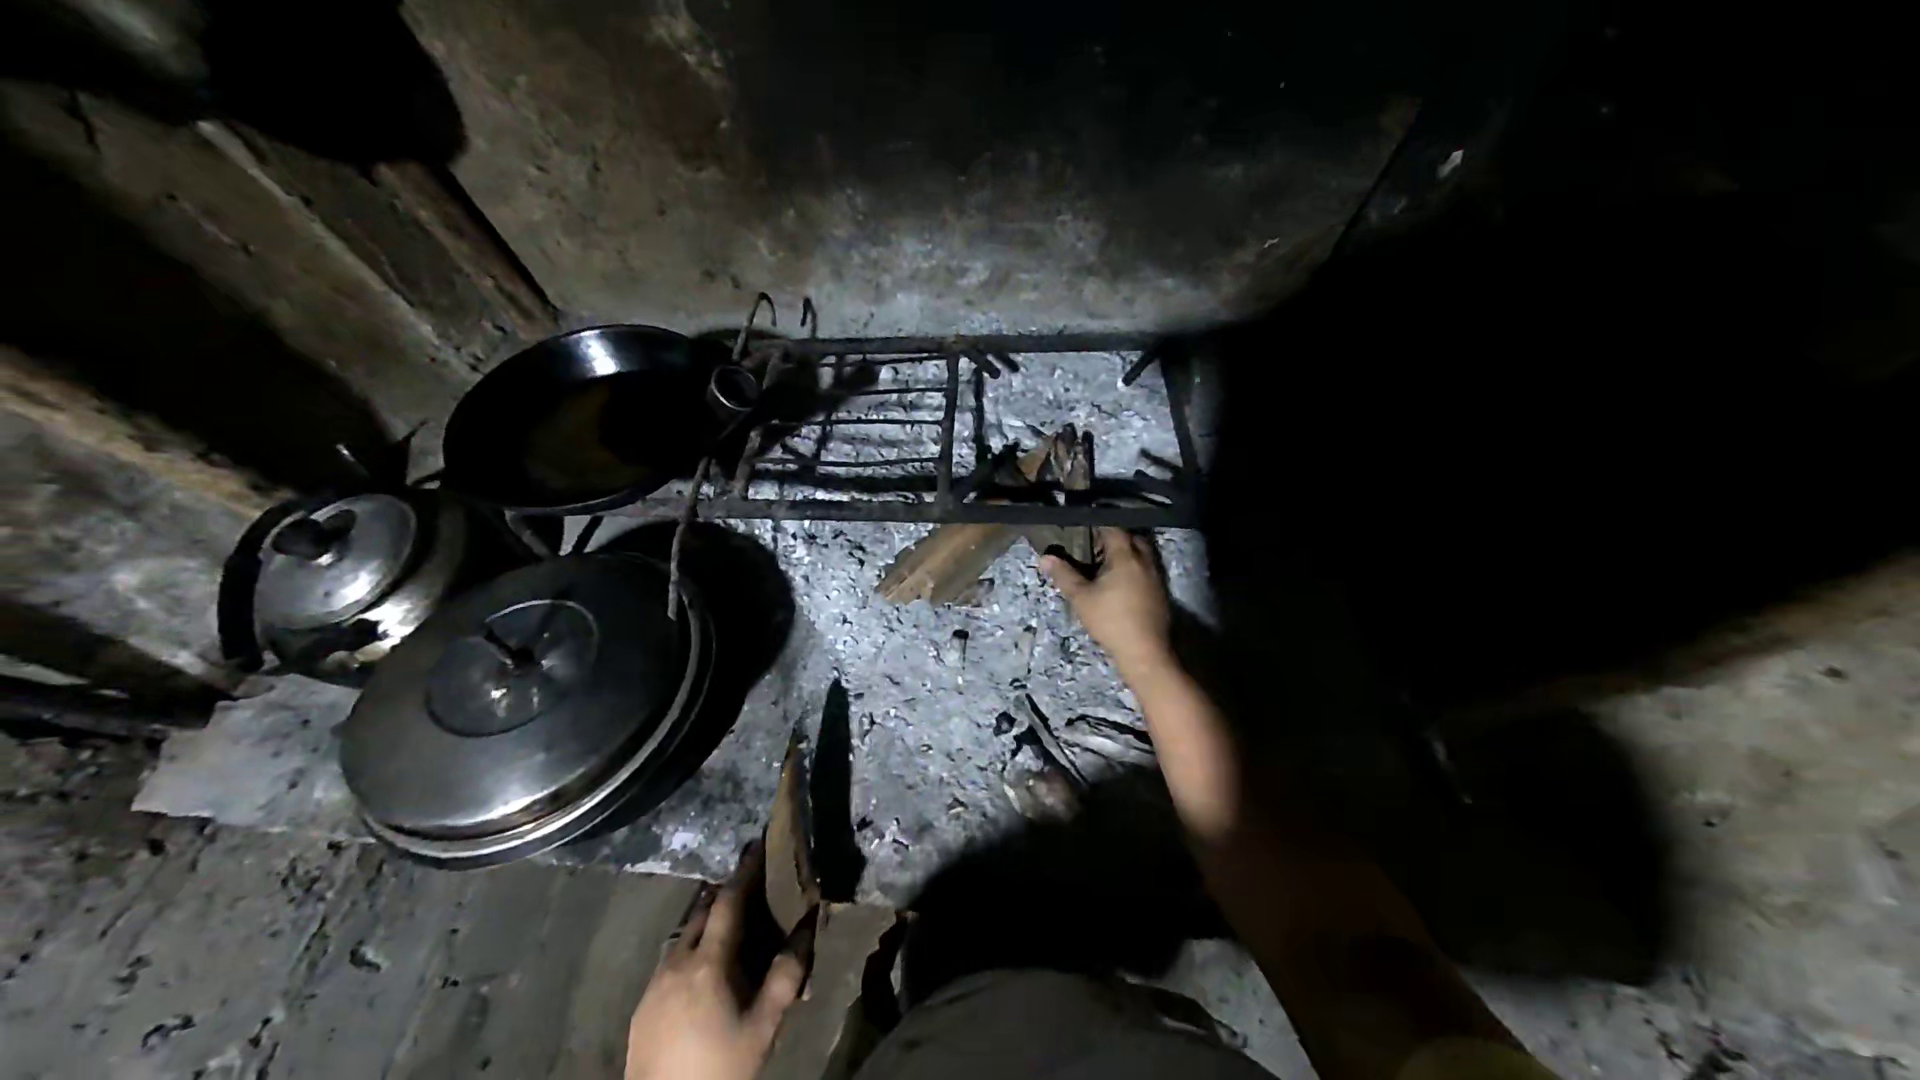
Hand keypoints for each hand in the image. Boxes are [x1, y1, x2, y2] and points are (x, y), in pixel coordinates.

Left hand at [626, 842, 811, 1079]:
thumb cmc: (720, 1067)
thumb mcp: (763, 1027)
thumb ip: (787, 975)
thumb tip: (809, 927)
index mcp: (708, 962)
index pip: (728, 901)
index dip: (743, 871)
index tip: (755, 845)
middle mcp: (676, 962)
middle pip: (700, 913)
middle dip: (723, 893)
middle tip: (745, 882)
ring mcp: (653, 985)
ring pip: (681, 937)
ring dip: (703, 921)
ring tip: (724, 921)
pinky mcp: (640, 1008)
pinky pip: (668, 962)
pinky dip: (687, 949)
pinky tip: (698, 967)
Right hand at [1040, 527, 1171, 671]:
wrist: (1144, 650)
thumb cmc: (1110, 620)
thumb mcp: (1081, 598)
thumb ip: (1064, 575)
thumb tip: (1044, 557)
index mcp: (1125, 557)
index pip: (1114, 528)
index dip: (1100, 524)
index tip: (1085, 525)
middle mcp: (1144, 561)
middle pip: (1132, 538)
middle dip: (1115, 536)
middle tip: (1095, 543)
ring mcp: (1155, 576)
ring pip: (1142, 553)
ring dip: (1127, 552)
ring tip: (1106, 561)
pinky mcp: (1160, 591)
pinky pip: (1147, 568)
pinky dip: (1135, 567)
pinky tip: (1122, 580)